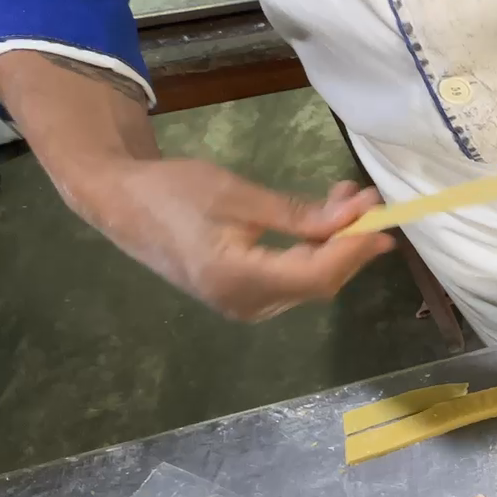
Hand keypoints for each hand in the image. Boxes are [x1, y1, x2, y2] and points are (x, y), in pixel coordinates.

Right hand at [0, 50, 393, 322]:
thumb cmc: (170, 190)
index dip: (353, 250)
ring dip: (337, 246)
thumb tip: (354, 217)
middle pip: (320, 281)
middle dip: (350, 244)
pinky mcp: (249, 300)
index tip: (380, 222)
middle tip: (369, 206)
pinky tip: (326, 227)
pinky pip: (296, 281)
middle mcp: (245, 303)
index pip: (316, 274)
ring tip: (349, 206)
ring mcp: (247, 307)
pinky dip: (316, 254)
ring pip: (312, 282)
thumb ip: (298, 214)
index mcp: (235, 279)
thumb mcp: (237, 194)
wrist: (117, 203)